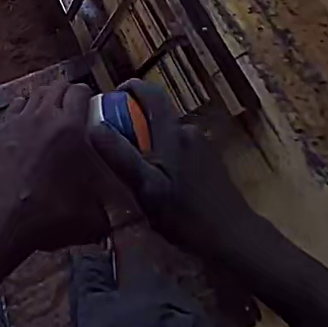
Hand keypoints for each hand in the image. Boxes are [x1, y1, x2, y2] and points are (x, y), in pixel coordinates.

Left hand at [0, 81, 110, 255]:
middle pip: (57, 87)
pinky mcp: (1, 130)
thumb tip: (114, 223)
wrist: (4, 219)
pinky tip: (27, 118)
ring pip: (36, 93)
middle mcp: (45, 116)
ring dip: (46, 97)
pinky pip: (16, 106)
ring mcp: (20, 121)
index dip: (87, 94)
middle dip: (67, 92)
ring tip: (51, 110)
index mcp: (71, 128)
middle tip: (73, 106)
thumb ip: (108, 215)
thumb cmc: (49, 214)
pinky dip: (24, 106)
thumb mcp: (91, 217)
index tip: (91, 104)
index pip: (80, 92)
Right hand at [88, 78, 259, 257]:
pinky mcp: (209, 161)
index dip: (129, 89)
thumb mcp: (147, 189)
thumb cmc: (187, 215)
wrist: (234, 237)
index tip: (109, 102)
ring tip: (135, 174)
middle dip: (133, 124)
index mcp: (172, 132)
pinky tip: (160, 185)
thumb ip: (121, 156)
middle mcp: (188, 131)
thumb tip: (93, 126)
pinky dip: (164, 156)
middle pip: (156, 113)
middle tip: (115, 149)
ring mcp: (201, 146)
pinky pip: (178, 148)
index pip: (150, 92)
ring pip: (166, 133)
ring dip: (149, 144)